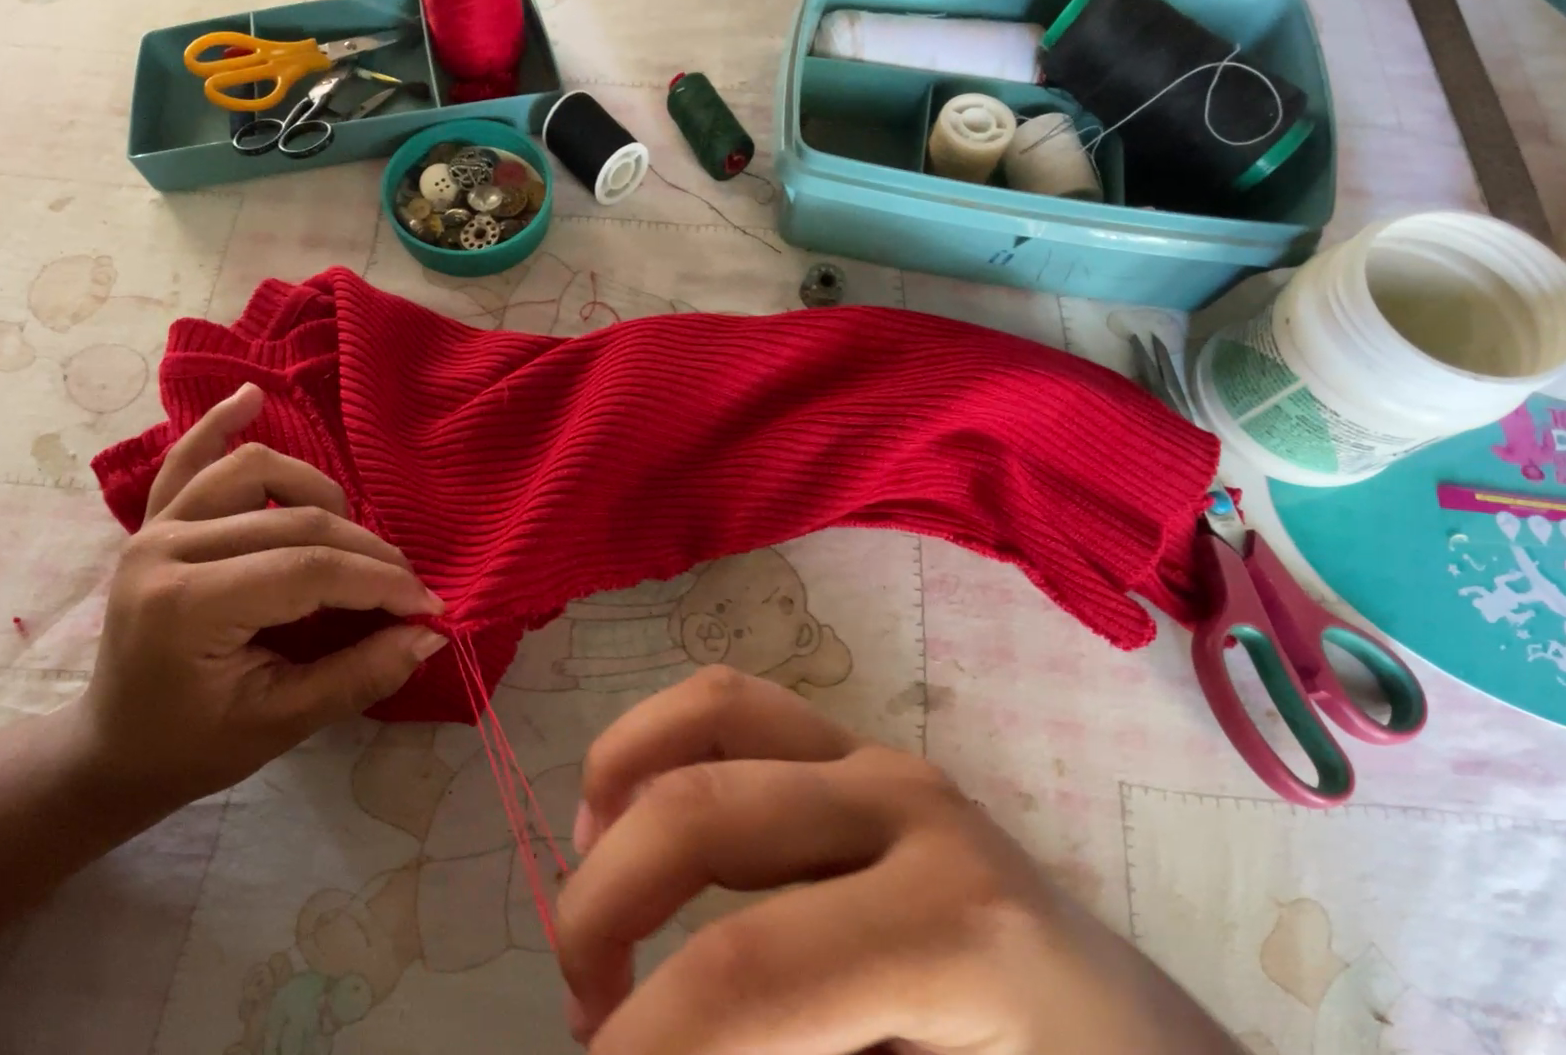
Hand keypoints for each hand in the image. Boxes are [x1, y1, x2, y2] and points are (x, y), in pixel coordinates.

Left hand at [77, 383, 447, 802]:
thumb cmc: (195, 746)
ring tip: (352, 539)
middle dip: (369, 554)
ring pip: (257, 472)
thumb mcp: (283, 724)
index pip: (309, 569)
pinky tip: (253, 397)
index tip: (431, 608)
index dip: (382, 583)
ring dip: (321, 495)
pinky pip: (190, 458)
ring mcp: (154, 527)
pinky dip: (221, 426)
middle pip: (296, 521)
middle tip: (409, 593)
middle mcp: (166, 547)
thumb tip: (430, 633)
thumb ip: (360, 675)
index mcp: (188, 604)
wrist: (117, 746)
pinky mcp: (153, 521)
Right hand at [557, 667, 1240, 1054]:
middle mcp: (911, 808)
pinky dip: (654, 747)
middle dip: (600, 920)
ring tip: (597, 905)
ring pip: (711, 715)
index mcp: (955, 930)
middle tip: (589, 1018)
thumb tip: (656, 1049)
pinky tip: (629, 819)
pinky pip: (733, 707)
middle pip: (698, 818)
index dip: (641, 1049)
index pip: (741, 977)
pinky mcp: (857, 751)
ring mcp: (882, 760)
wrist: (1138, 1044)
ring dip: (617, 802)